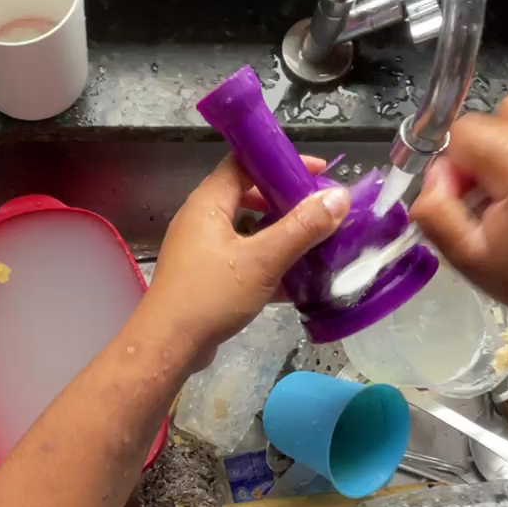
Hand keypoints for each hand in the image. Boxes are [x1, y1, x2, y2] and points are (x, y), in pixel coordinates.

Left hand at [138, 154, 349, 366]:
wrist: (169, 345)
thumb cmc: (211, 295)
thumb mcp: (263, 260)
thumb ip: (302, 228)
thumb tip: (339, 197)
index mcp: (209, 203)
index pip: (244, 162)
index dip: (280, 161)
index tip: (318, 171)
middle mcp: (202, 220)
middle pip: (248, 196)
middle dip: (285, 201)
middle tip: (320, 210)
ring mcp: (202, 251)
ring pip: (248, 232)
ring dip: (280, 235)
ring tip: (316, 242)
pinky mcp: (206, 278)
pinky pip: (243, 261)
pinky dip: (268, 265)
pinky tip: (298, 281)